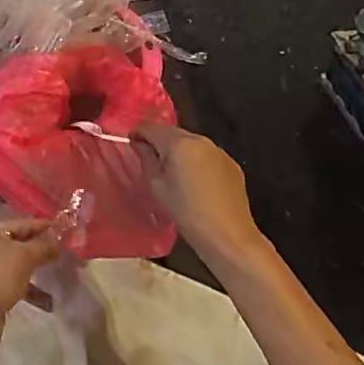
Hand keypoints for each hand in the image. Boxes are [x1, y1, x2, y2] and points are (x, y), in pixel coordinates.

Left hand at [0, 210, 62, 318]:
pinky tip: (50, 302)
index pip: (25, 222)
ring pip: (21, 263)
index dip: (46, 226)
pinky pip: (18, 284)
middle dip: (45, 248)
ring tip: (63, 274)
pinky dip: (33, 290)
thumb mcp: (24, 256)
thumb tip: (60, 237)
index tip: (69, 231)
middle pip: (23, 242)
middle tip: (69, 253)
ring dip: (40, 269)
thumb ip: (44, 245)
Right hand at [136, 123, 261, 261]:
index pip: (152, 128)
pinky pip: (207, 155)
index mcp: (179, 143)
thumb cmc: (186, 212)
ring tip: (174, 171)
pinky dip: (197, 161)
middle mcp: (200, 140)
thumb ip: (147, 159)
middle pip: (173, 133)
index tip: (132, 143)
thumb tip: (142, 145)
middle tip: (151, 158)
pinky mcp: (231, 164)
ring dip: (179, 151)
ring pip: (191, 143)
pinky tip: (196, 181)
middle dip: (160, 141)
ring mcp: (218, 151)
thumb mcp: (157, 187)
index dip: (139, 133)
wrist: (228, 236)